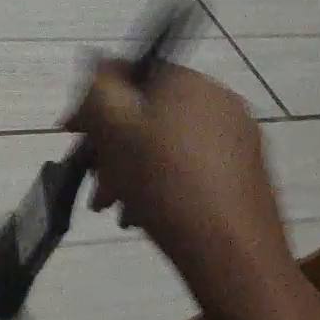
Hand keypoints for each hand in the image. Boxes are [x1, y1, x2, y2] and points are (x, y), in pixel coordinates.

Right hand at [64, 60, 291, 275]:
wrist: (232, 256)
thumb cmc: (163, 182)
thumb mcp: (113, 125)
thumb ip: (100, 84)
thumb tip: (99, 63)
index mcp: (191, 83)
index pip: (131, 71)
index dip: (95, 99)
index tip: (73, 133)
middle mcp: (221, 103)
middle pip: (146, 112)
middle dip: (110, 143)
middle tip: (90, 174)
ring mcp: (239, 141)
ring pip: (163, 142)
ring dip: (129, 167)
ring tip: (110, 203)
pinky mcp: (245, 177)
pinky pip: (187, 166)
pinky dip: (159, 181)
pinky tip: (140, 212)